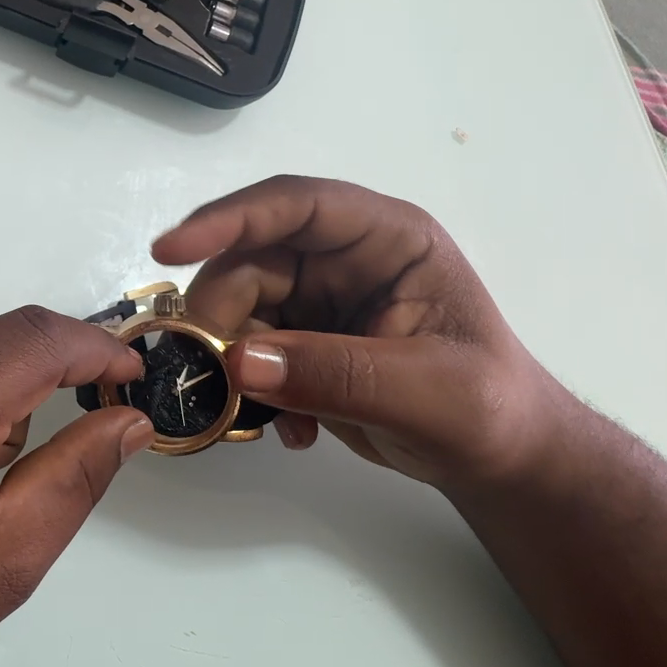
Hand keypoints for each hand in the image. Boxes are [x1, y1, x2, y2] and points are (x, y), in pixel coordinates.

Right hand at [153, 176, 576, 491]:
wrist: (497, 459)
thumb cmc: (489, 411)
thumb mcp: (430, 394)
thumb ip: (337, 374)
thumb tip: (238, 363)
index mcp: (385, 240)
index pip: (297, 207)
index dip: (229, 220)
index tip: (170, 250)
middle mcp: (340, 259)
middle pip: (248, 263)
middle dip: (220, 316)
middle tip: (214, 374)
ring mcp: (313, 300)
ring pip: (234, 309)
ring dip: (234, 364)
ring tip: (266, 416)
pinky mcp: (295, 341)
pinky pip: (242, 351)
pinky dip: (249, 391)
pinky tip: (290, 430)